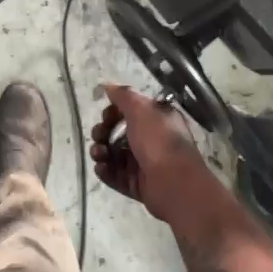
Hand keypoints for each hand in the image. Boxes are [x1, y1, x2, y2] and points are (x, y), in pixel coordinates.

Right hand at [89, 84, 220, 225]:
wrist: (175, 183)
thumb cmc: (158, 140)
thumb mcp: (141, 109)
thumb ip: (123, 95)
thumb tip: (107, 86)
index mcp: (156, 120)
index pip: (129, 112)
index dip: (113, 112)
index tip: (106, 116)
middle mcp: (151, 140)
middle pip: (118, 133)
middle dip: (102, 132)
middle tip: (98, 136)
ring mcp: (144, 164)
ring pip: (115, 155)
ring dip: (101, 152)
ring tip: (98, 154)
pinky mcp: (138, 185)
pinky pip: (117, 176)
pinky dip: (106, 172)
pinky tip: (101, 168)